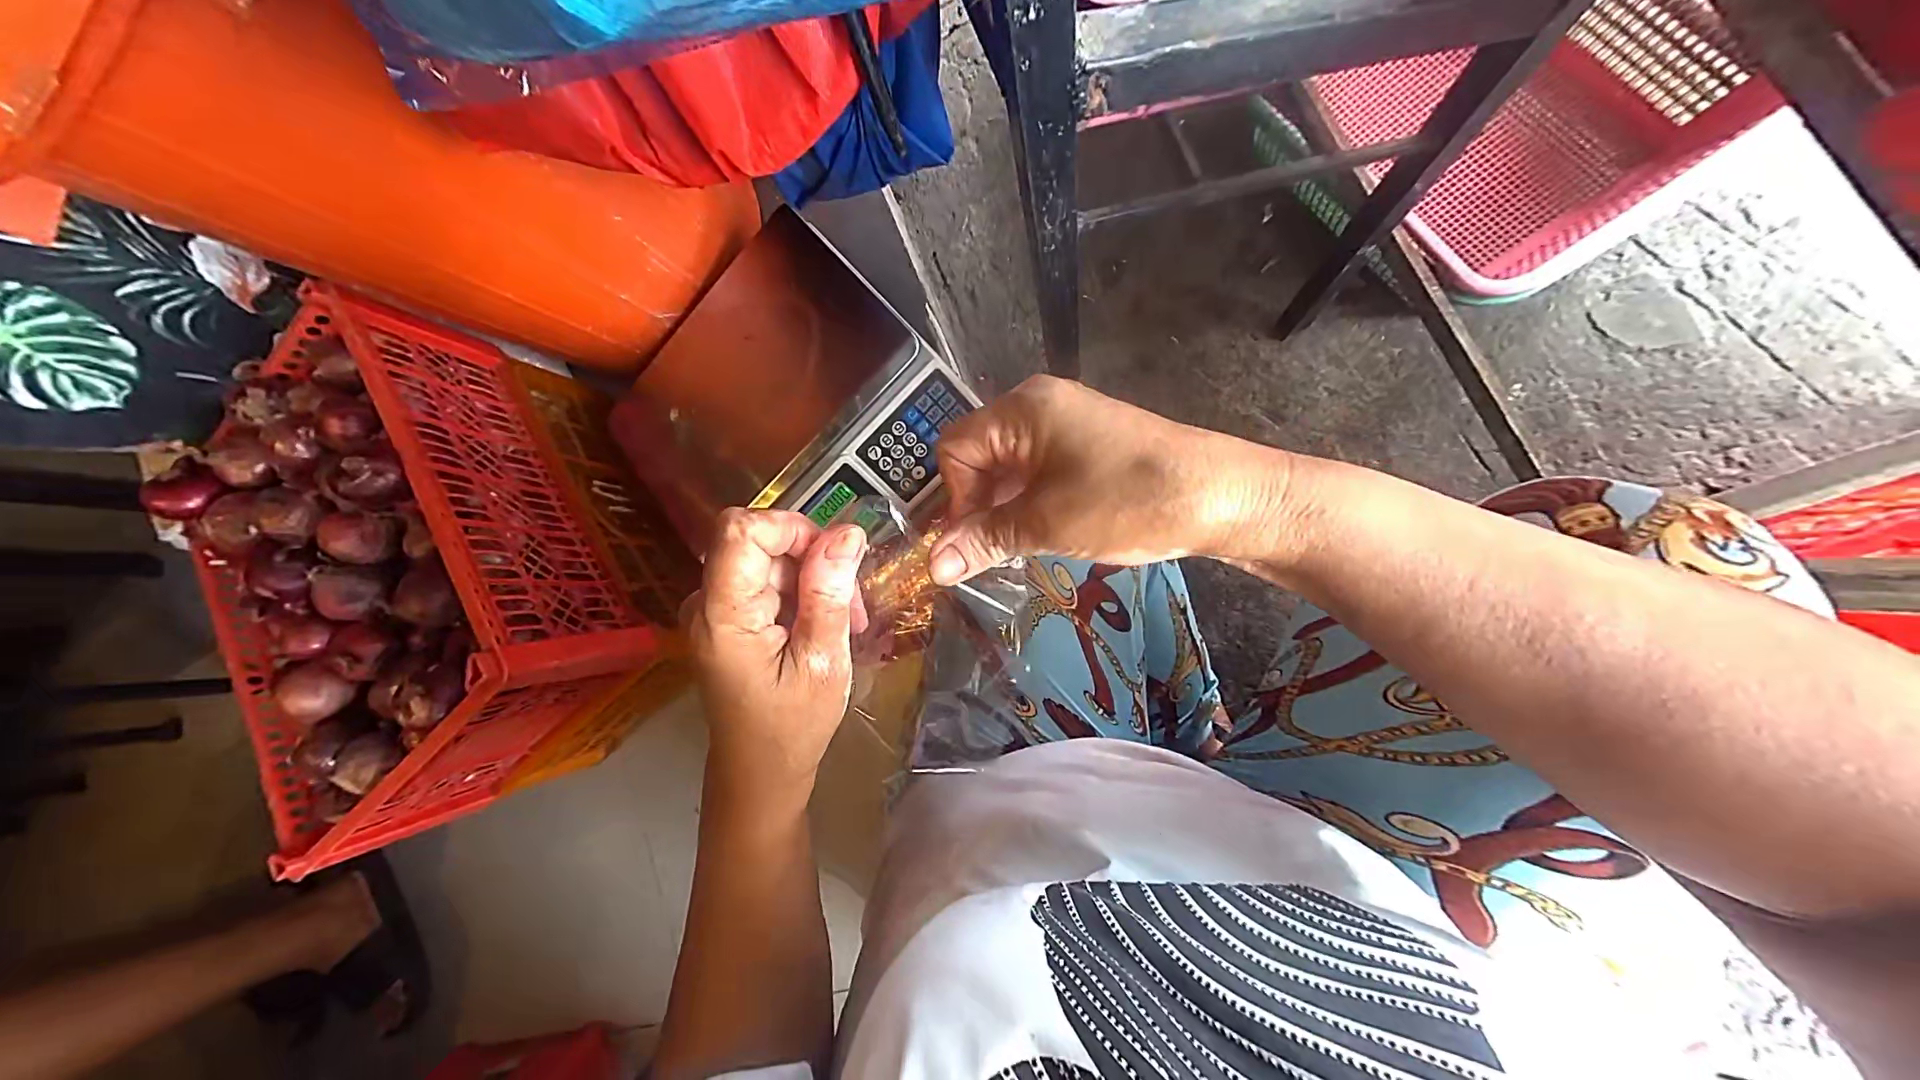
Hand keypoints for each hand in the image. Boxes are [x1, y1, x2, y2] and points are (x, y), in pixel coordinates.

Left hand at [686, 509, 866, 795]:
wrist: (760, 772)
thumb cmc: (792, 728)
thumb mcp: (822, 661)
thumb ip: (829, 593)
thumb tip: (847, 532)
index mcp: (723, 615)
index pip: (741, 529)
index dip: (791, 527)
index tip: (832, 559)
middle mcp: (707, 603)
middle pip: (758, 541)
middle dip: (813, 558)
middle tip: (850, 604)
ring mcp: (714, 609)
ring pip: (768, 558)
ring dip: (813, 578)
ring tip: (843, 622)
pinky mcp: (727, 617)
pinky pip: (765, 580)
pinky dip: (800, 592)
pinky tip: (822, 625)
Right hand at [928, 376, 1294, 583]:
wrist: (1221, 496)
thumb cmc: (1127, 501)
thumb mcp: (1047, 524)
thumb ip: (985, 540)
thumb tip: (933, 567)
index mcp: (1021, 410)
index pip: (954, 448)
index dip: (953, 497)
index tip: (968, 542)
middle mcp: (1039, 407)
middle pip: (980, 457)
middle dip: (977, 506)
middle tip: (987, 553)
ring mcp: (1068, 426)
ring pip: (1010, 470)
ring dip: (1004, 510)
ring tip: (1017, 549)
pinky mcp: (1089, 447)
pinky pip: (1039, 473)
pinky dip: (1031, 505)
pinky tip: (1044, 535)